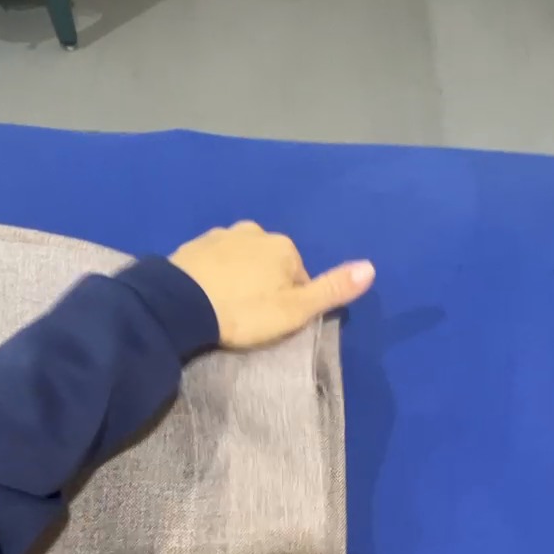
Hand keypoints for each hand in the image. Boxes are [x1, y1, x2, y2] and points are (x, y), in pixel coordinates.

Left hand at [169, 222, 373, 348]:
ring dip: (240, 280)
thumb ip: (332, 290)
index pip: (299, 277)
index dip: (291, 302)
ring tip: (228, 309)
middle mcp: (255, 231)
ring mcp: (222, 235)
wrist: (182, 305)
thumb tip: (371, 268)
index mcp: (284, 246)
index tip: (274, 322)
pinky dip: (215, 276)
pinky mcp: (194, 245)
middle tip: (250, 317)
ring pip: (242, 261)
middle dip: (265, 287)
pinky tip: (207, 297)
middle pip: (271, 265)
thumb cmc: (246, 312)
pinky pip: (215, 262)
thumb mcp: (296, 310)